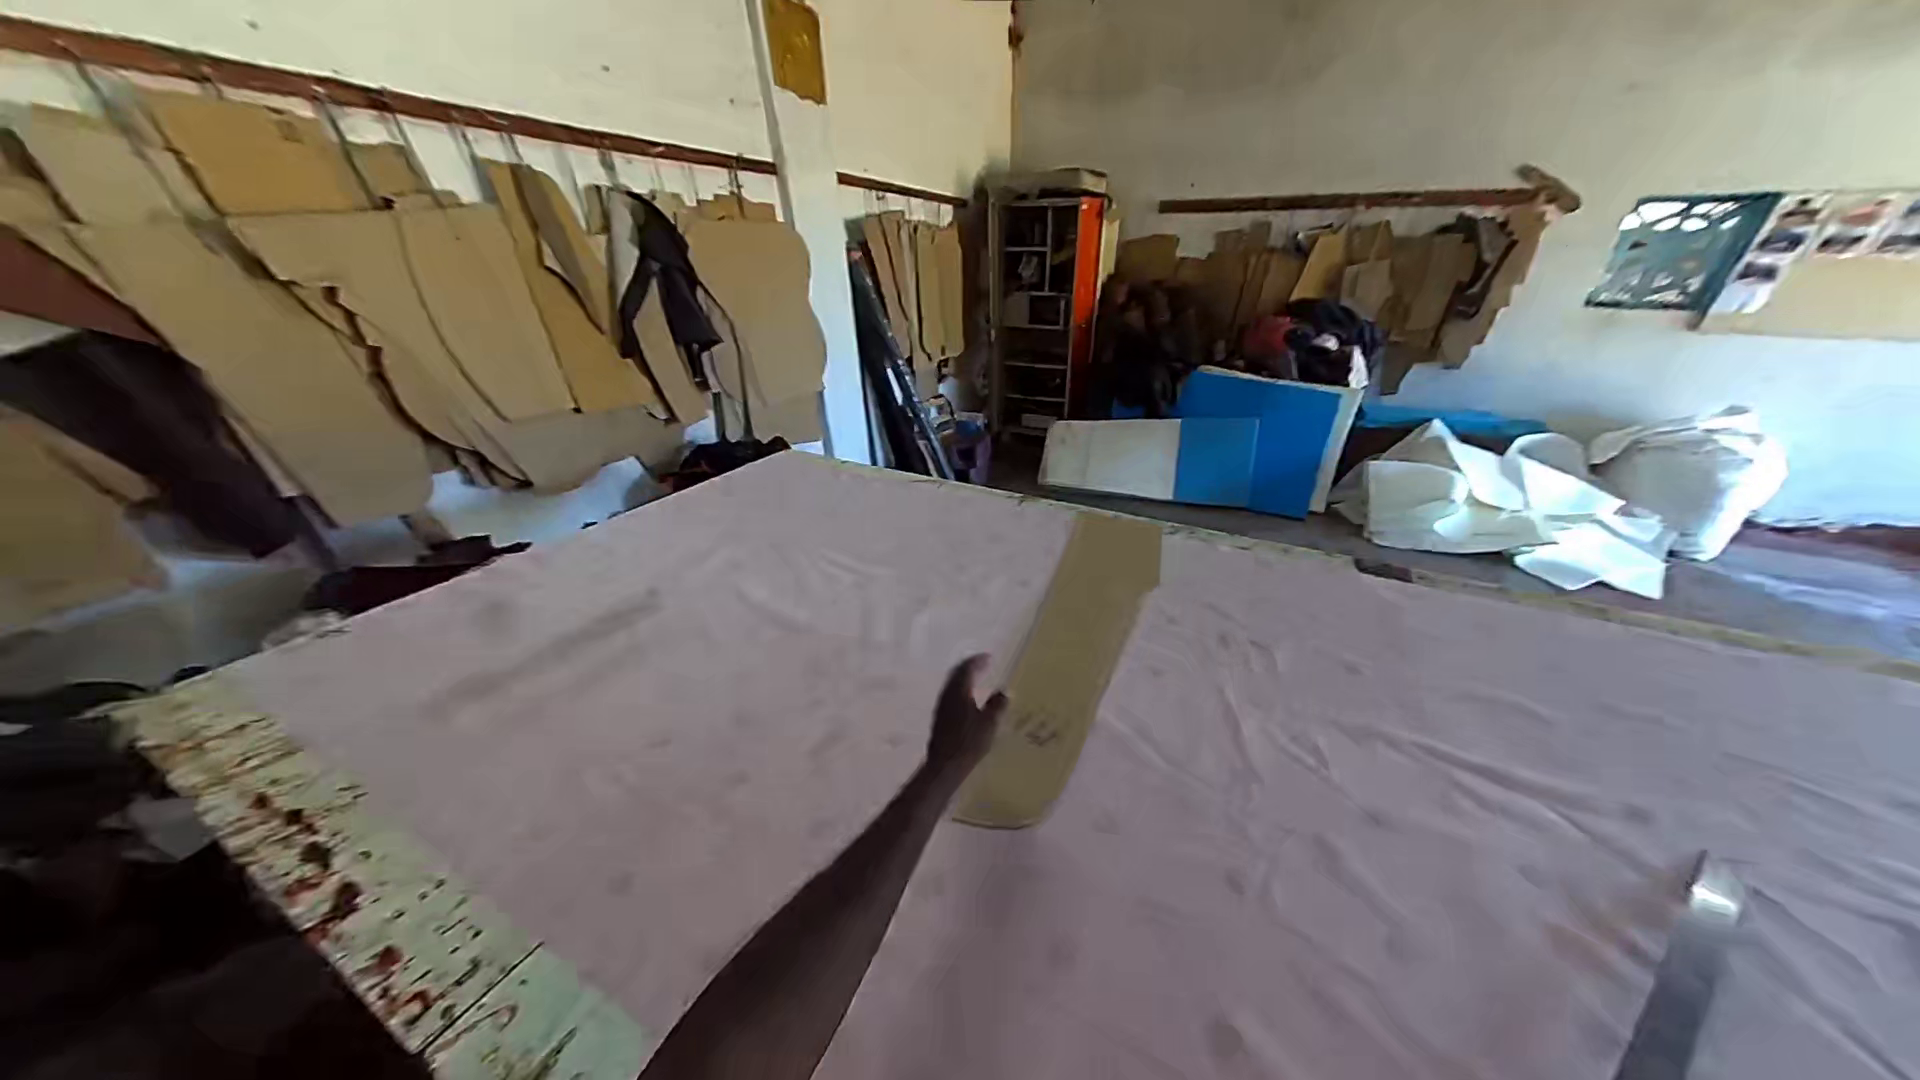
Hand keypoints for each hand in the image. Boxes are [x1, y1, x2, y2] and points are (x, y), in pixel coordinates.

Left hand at [926, 655, 1006, 773]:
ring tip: (977, 677)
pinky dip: (961, 688)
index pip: (967, 668)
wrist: (944, 765)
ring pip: (952, 683)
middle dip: (970, 666)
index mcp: (959, 690)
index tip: (989, 657)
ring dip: (964, 677)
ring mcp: (942, 705)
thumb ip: (997, 705)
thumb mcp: (989, 723)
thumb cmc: (969, 742)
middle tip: (983, 663)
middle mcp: (947, 693)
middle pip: (957, 673)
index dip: (978, 661)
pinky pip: (951, 693)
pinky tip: (968, 698)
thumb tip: (1004, 691)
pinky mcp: (940, 716)